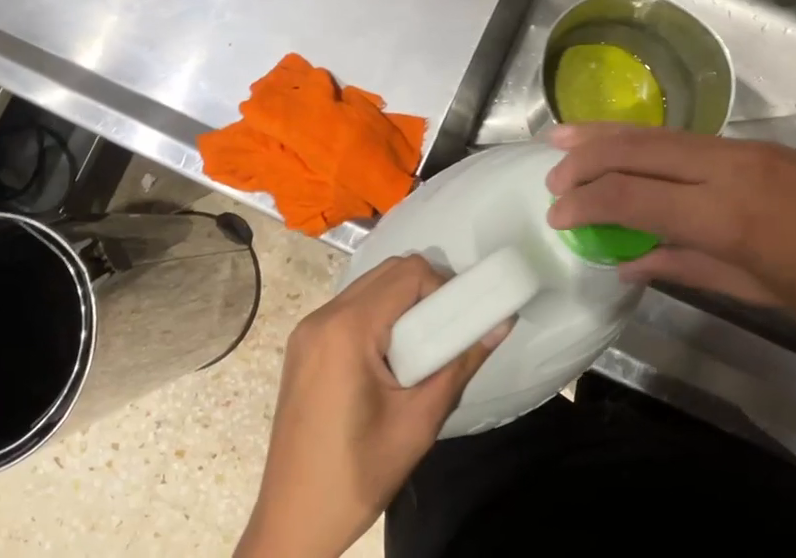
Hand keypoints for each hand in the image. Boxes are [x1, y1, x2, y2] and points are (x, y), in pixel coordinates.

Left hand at [237, 255, 505, 557]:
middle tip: (448, 337)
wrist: (294, 522)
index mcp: (346, 330)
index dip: (445, 289)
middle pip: (388, 274)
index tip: (463, 324)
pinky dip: (379, 321)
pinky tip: (393, 364)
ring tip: (423, 354)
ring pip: (369, 289)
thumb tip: (501, 322)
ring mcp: (306, 332)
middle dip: (426, 294)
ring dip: (403, 307)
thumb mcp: (420, 420)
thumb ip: (461, 363)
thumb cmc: (358, 474)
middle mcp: (321, 318)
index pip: (408, 274)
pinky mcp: (303, 348)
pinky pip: (350, 312)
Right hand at [542, 124, 795, 355]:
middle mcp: (726, 169)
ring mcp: (743, 150)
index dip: (587, 202)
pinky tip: (628, 148)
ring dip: (609, 138)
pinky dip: (646, 142)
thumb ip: (688, 267)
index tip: (555, 214)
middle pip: (638, 151)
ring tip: (566, 141)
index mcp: (724, 214)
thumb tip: (628, 261)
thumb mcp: (760, 290)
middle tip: (549, 172)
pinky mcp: (757, 145)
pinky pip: (687, 139)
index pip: (633, 197)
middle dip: (587, 158)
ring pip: (659, 135)